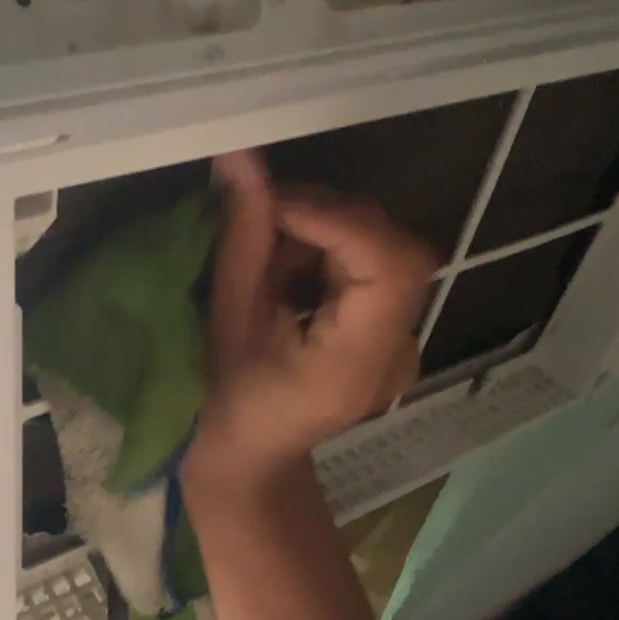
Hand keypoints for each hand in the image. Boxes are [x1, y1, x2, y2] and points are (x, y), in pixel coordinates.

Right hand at [189, 149, 438, 481]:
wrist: (246, 460)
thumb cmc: (221, 405)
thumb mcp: (227, 321)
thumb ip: (242, 238)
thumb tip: (240, 159)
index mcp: (360, 362)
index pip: (391, 266)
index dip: (340, 221)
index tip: (277, 204)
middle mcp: (397, 349)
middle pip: (390, 249)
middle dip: (326, 216)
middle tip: (260, 210)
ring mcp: (397, 341)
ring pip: (378, 250)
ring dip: (320, 229)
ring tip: (262, 241)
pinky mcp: (382, 331)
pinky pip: (365, 268)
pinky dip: (323, 250)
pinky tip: (282, 266)